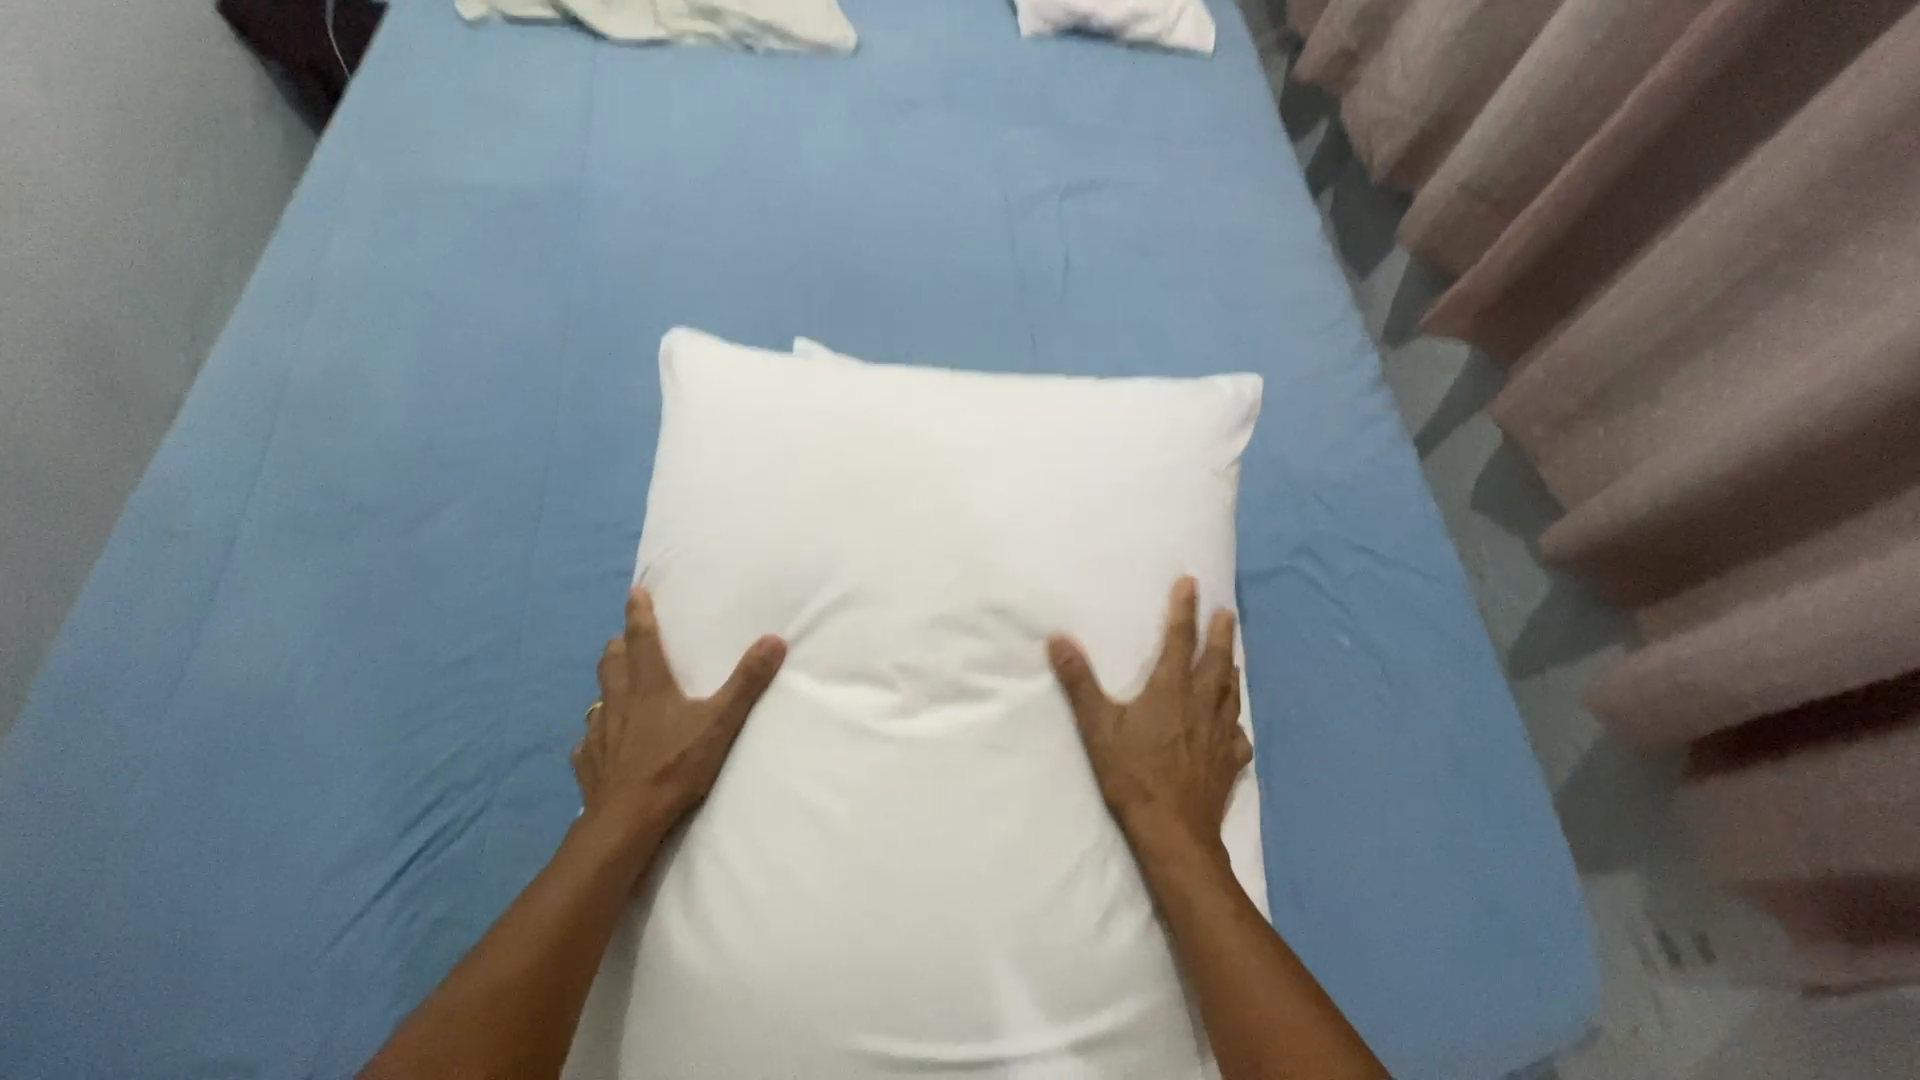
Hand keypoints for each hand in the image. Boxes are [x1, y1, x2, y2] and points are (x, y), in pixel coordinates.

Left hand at [573, 587, 785, 848]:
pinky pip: (588, 741)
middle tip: (626, 639)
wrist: (627, 820)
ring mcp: (599, 733)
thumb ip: (746, 683)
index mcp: (649, 686)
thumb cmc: (675, 765)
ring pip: (598, 697)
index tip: (635, 593)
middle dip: (619, 645)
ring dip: (608, 685)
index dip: (639, 613)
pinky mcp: (588, 762)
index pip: (641, 638)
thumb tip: (774, 640)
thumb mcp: (720, 723)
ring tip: (617, 686)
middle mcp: (619, 701)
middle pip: (611, 662)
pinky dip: (596, 734)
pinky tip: (601, 743)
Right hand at [1047, 577, 1250, 851]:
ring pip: (1231, 692)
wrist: (1174, 831)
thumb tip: (1058, 640)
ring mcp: (1221, 734)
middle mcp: (1202, 704)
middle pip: (1217, 660)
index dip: (1184, 609)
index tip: (1191, 583)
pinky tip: (1234, 726)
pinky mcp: (1230, 761)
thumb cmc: (1133, 775)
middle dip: (1221, 633)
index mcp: (1170, 690)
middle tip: (1226, 613)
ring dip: (1232, 669)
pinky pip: (1237, 733)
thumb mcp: (1097, 727)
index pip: (1180, 639)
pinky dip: (1236, 721)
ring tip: (1233, 657)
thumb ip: (1079, 682)